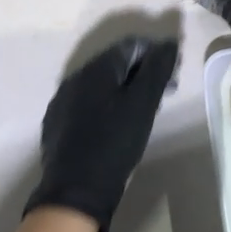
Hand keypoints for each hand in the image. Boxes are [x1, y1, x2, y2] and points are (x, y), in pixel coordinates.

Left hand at [23, 35, 179, 231]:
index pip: (130, 45)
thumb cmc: (115, 143)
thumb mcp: (143, 105)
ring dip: (124, 89)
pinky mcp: (57, 122)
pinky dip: (107, 106)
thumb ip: (157, 70)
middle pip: (115, 64)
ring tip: (143, 111)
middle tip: (163, 93)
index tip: (173, 74)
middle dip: (141, 73)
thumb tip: (169, 42)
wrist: (75, 189)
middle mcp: (75, 77)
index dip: (155, 54)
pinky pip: (87, 103)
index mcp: (96, 68)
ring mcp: (62, 100)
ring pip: (101, 85)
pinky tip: (116, 126)